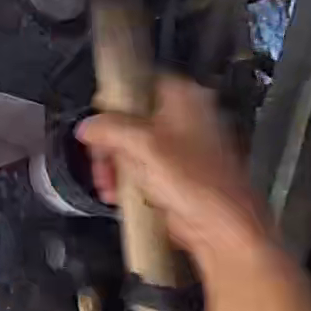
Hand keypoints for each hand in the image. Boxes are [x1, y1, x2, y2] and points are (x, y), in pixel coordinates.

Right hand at [76, 76, 273, 261]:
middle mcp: (186, 117)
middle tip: (100, 159)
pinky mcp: (178, 174)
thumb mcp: (142, 145)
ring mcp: (183, 147)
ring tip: (108, 183)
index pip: (138, 82)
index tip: (97, 119)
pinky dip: (129, 179)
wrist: (223, 228)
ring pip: (135, 146)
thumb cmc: (197, 184)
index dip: (113, 100)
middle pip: (132, 118)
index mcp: (184, 97)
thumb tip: (87, 126)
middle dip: (110, 142)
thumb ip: (109, 128)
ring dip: (116, 164)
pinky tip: (120, 193)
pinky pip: (144, 169)